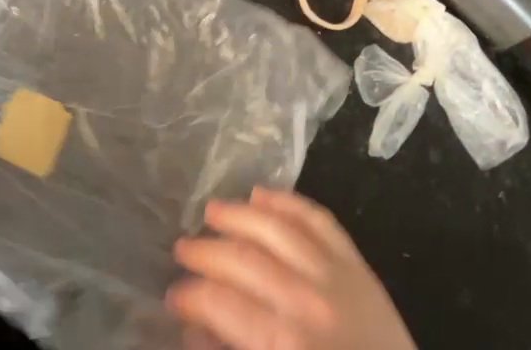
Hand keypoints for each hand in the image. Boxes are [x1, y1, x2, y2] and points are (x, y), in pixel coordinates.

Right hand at [168, 188, 415, 349]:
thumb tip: (193, 329)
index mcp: (281, 342)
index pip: (219, 302)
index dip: (189, 294)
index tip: (173, 294)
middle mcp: (306, 302)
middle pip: (242, 259)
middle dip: (204, 252)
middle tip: (181, 250)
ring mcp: (335, 277)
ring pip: (276, 228)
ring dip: (238, 215)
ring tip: (211, 211)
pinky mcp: (357, 265)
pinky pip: (318, 220)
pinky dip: (288, 202)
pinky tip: (260, 195)